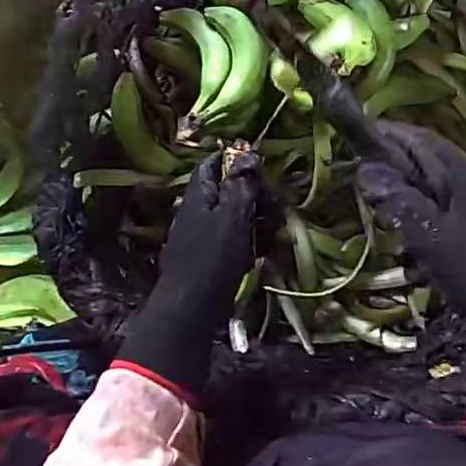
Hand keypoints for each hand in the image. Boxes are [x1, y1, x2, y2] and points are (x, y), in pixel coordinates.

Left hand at [116, 149, 262, 397]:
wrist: (189, 311)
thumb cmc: (211, 261)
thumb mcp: (231, 218)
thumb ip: (240, 186)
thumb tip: (248, 153)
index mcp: (198, 194)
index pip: (215, 162)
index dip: (239, 162)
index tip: (264, 174)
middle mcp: (197, 209)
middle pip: (228, 188)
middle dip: (254, 195)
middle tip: (275, 209)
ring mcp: (201, 233)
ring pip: (233, 214)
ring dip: (255, 219)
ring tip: (272, 232)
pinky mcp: (208, 255)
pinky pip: (231, 237)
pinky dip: (247, 240)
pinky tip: (259, 253)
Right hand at [352, 121, 465, 334]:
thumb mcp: (430, 238)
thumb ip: (398, 200)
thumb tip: (366, 168)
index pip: (422, 140)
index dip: (390, 135)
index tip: (361, 138)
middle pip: (433, 164)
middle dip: (399, 170)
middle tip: (367, 181)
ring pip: (445, 190)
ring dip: (416, 198)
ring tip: (389, 214)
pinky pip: (459, 211)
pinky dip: (435, 218)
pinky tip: (421, 243)